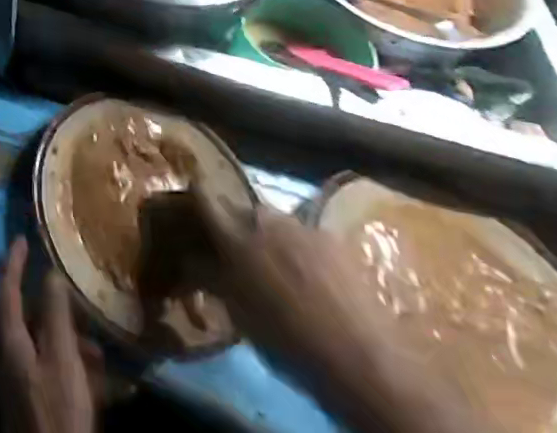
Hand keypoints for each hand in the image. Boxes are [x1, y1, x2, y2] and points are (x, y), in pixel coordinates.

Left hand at [0, 236, 100, 432]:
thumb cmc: (59, 411)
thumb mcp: (63, 359)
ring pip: (42, 345)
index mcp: (8, 340)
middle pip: (26, 318)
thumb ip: (56, 315)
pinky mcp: (27, 398)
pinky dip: (70, 366)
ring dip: (69, 343)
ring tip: (99, 356)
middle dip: (56, 312)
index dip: (13, 262)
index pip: (5, 289)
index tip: (22, 239)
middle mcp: (4, 355)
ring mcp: (14, 379)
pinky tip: (99, 383)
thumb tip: (50, 275)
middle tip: (81, 313)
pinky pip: (47, 368)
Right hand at [188, 192, 478, 432]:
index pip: (203, 196)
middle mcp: (265, 218)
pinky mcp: (335, 239)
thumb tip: (194, 258)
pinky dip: (300, 250)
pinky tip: (310, 279)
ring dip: (269, 236)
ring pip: (275, 222)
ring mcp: (303, 226)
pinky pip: (305, 236)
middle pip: (241, 208)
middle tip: (237, 251)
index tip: (191, 205)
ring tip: (277, 267)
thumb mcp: (238, 312)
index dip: (195, 197)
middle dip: (235, 224)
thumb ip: (213, 276)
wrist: (365, 361)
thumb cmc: (288, 342)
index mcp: (234, 234)